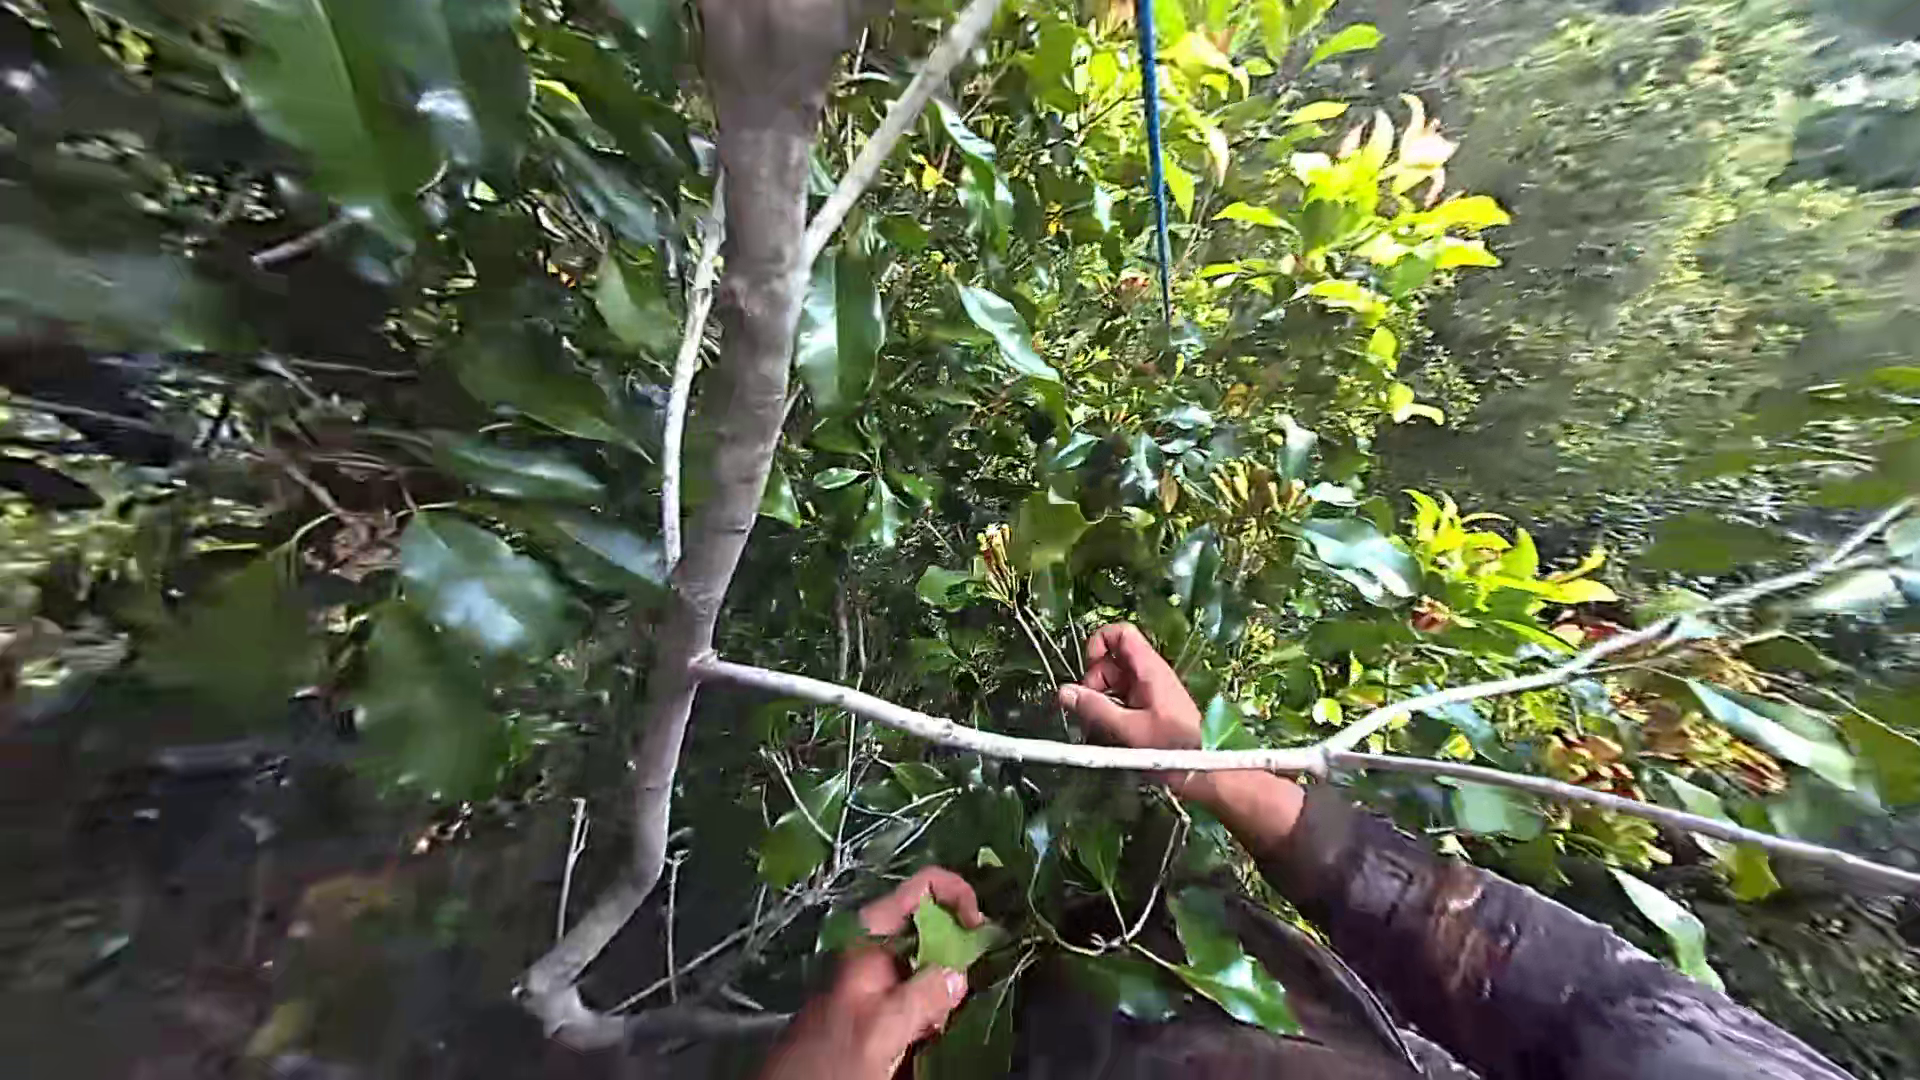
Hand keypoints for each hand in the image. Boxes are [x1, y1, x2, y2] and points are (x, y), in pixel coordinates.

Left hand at [757, 867, 981, 1079]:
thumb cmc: (831, 1056)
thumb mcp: (881, 1027)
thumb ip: (922, 996)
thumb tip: (959, 974)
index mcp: (873, 931)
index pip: (923, 885)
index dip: (956, 893)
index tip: (979, 927)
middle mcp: (879, 943)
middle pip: (933, 919)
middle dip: (957, 944)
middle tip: (969, 980)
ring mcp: (881, 972)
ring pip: (931, 955)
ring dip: (948, 979)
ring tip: (944, 1016)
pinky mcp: (884, 1000)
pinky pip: (922, 987)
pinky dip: (936, 1002)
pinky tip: (933, 1030)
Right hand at [1056, 623, 1202, 776]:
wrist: (1208, 773)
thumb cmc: (1175, 748)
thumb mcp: (1129, 729)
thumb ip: (1095, 709)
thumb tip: (1065, 692)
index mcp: (1149, 669)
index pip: (1121, 634)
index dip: (1099, 643)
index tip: (1089, 670)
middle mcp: (1148, 674)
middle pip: (1110, 661)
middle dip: (1093, 682)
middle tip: (1089, 708)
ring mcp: (1148, 691)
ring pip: (1112, 683)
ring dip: (1099, 701)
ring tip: (1097, 728)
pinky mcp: (1148, 708)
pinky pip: (1120, 700)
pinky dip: (1109, 713)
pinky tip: (1108, 735)